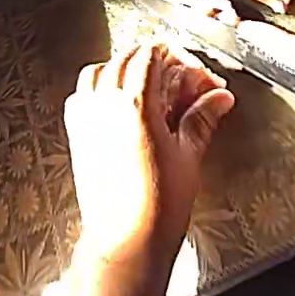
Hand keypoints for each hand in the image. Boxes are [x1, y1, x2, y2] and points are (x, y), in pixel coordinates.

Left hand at [63, 43, 236, 271]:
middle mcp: (106, 104)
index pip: (148, 56)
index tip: (185, 64)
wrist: (125, 240)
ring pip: (100, 70)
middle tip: (173, 75)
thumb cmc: (158, 207)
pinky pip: (82, 92)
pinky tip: (117, 101)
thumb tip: (218, 98)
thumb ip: (202, 118)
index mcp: (136, 105)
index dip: (170, 54)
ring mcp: (87, 115)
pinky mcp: (76, 130)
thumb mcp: (189, 156)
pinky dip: (99, 86)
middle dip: (151, 60)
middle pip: (125, 59)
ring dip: (122, 69)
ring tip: (146, 85)